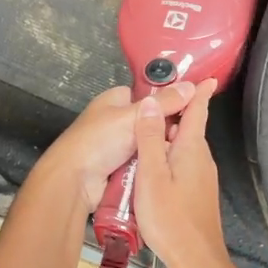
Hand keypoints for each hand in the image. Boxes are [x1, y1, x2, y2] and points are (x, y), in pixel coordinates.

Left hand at [38, 81, 197, 212]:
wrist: (74, 181)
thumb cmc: (99, 140)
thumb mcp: (132, 116)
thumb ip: (164, 103)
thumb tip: (193, 86)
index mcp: (114, 101)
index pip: (146, 96)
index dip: (165, 102)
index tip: (188, 111)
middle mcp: (115, 121)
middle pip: (150, 123)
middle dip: (164, 131)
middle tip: (184, 137)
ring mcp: (116, 147)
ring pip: (149, 145)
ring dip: (159, 150)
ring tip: (180, 155)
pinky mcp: (119, 168)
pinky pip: (143, 163)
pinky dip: (151, 165)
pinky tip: (167, 170)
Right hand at [132, 78, 229, 267]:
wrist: (196, 258)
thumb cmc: (170, 216)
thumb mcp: (152, 174)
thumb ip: (150, 137)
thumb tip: (152, 102)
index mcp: (191, 148)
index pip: (197, 111)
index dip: (199, 92)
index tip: (204, 76)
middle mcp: (201, 158)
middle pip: (187, 128)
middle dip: (172, 115)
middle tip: (147, 107)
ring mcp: (202, 177)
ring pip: (182, 149)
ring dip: (165, 140)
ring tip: (140, 137)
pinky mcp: (198, 193)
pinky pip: (182, 165)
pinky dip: (167, 159)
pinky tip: (149, 170)